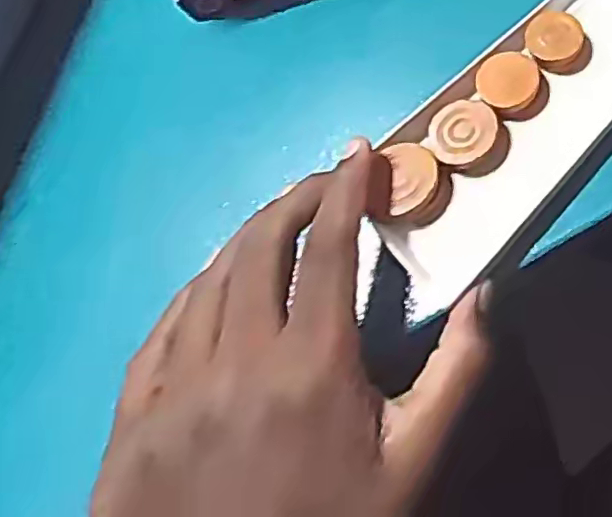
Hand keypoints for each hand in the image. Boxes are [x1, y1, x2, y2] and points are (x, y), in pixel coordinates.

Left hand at [91, 141, 490, 516]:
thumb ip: (459, 370)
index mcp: (311, 365)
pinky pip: (161, 332)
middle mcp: (235, 364)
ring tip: (284, 218)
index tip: (359, 152)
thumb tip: (483, 292)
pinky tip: (218, 283)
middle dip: (299, 197)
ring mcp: (171, 396)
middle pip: (261, 246)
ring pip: (210, 280)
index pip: (328, 248)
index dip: (345, 190)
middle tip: (328, 180)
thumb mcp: (415, 460)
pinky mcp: (128, 430)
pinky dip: (198, 287)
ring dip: (252, 234)